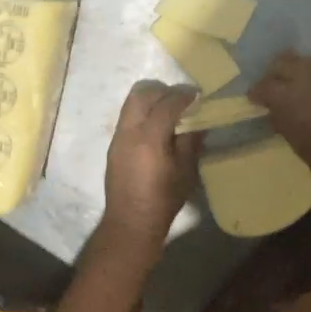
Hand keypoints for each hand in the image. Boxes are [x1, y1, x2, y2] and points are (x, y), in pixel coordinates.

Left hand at [102, 81, 201, 244]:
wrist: (131, 220)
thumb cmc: (163, 199)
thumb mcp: (186, 171)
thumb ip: (191, 142)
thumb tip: (197, 123)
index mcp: (150, 137)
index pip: (167, 103)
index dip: (184, 95)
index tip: (197, 95)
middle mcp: (129, 132)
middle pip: (141, 94)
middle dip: (162, 91)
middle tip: (180, 99)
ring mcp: (117, 138)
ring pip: (130, 104)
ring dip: (150, 100)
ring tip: (168, 111)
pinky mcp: (113, 146)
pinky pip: (127, 118)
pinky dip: (142, 114)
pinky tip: (156, 128)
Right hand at [249, 54, 310, 179]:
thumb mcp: (298, 145)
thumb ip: (282, 124)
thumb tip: (274, 113)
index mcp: (286, 95)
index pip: (261, 86)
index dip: (256, 93)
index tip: (255, 100)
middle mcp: (305, 75)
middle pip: (281, 62)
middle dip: (274, 73)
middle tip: (274, 87)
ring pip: (304, 60)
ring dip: (297, 70)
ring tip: (298, 85)